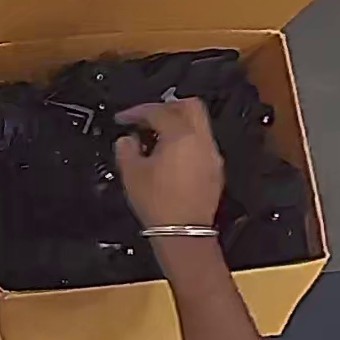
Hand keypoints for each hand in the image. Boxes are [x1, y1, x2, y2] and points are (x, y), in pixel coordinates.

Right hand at [113, 98, 223, 227]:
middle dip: (166, 107)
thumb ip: (126, 149)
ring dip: (177, 124)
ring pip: (198, 125)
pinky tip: (170, 156)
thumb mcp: (131, 174)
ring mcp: (212, 155)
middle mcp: (201, 140)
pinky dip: (186, 142)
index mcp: (181, 135)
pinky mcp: (215, 170)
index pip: (158, 111)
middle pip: (189, 106)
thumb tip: (128, 140)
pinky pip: (201, 144)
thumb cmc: (157, 203)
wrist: (183, 233)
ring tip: (156, 138)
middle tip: (147, 118)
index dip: (137, 111)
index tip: (123, 119)